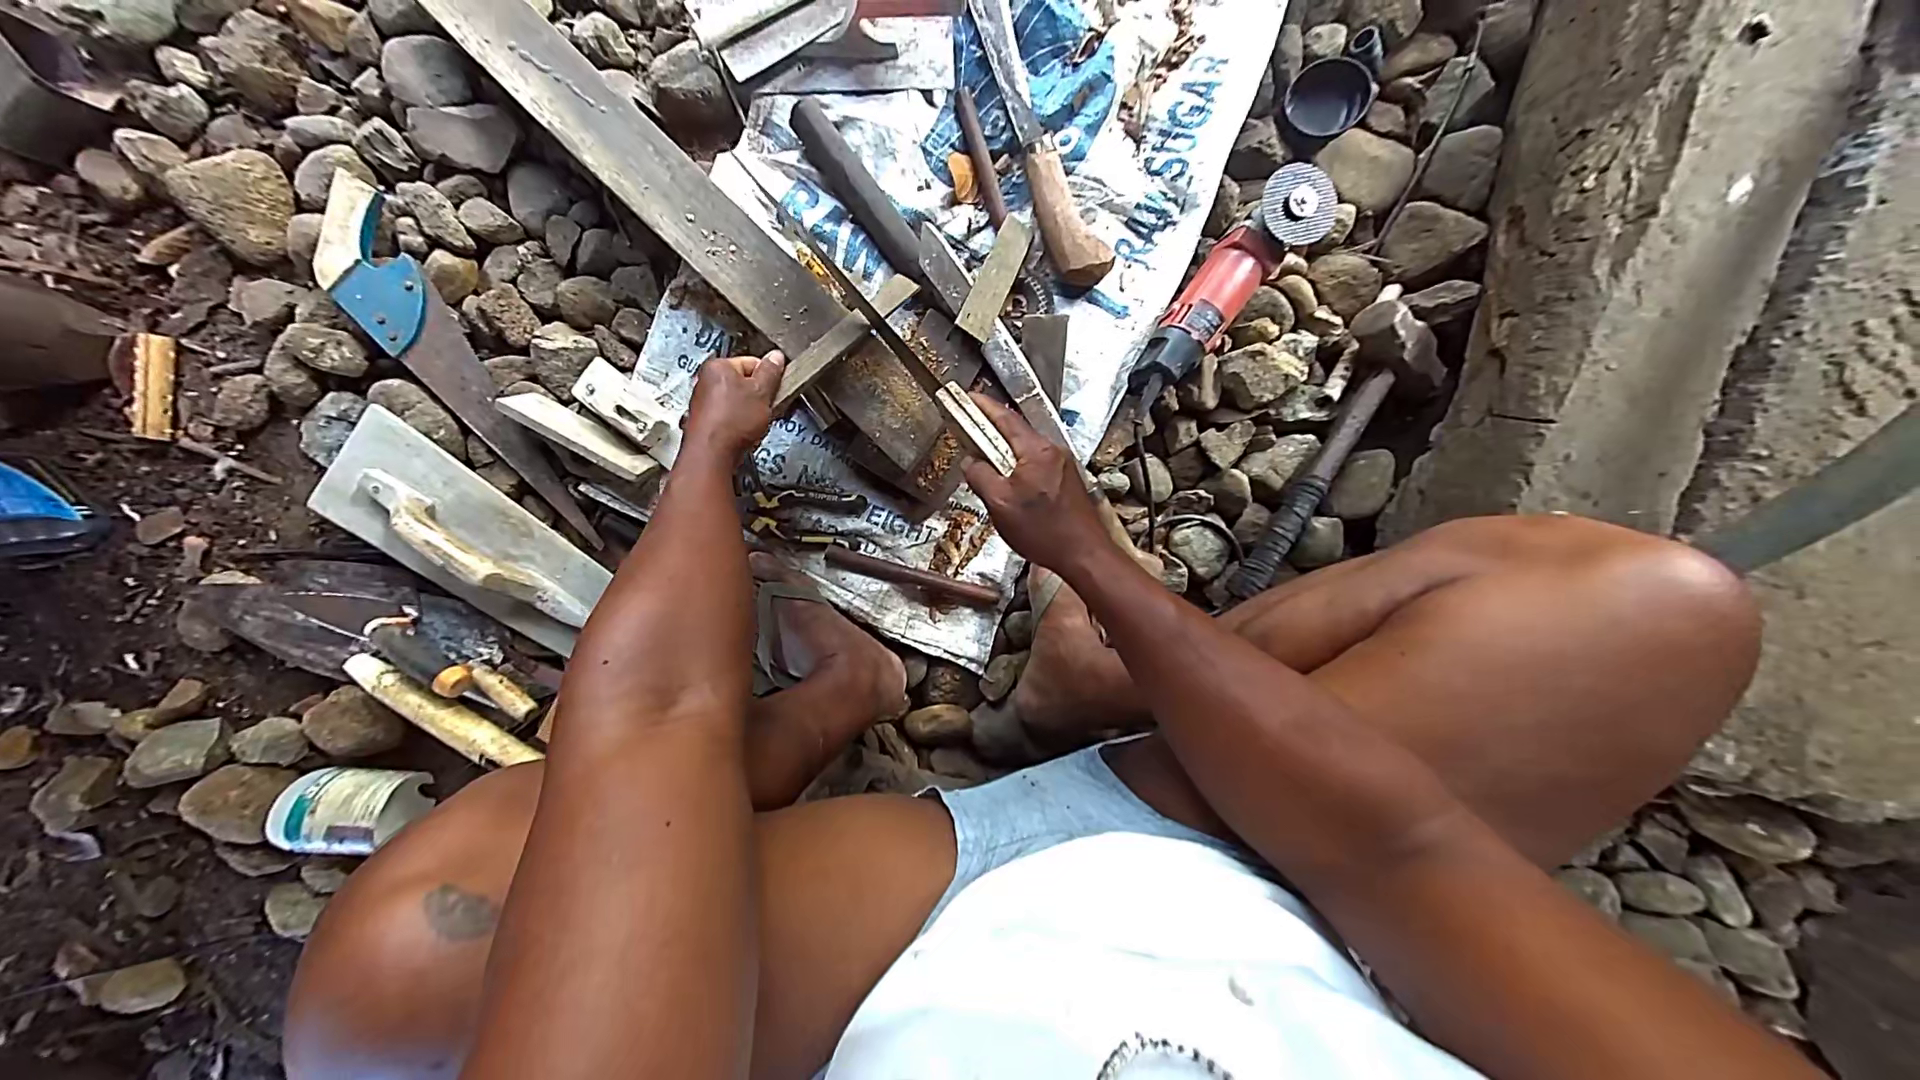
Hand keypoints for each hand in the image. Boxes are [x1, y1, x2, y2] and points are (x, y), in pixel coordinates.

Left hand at [684, 351, 784, 458]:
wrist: (712, 454)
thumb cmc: (731, 423)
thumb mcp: (762, 393)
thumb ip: (771, 372)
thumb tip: (775, 357)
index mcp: (718, 366)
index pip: (753, 362)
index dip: (769, 377)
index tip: (777, 388)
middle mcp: (706, 380)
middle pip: (745, 382)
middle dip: (760, 396)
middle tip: (768, 408)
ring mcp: (705, 402)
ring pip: (738, 401)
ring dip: (751, 411)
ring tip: (756, 423)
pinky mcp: (707, 421)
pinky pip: (730, 416)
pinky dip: (740, 423)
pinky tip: (745, 432)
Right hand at [961, 393, 1111, 574]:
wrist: (1084, 555)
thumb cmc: (1045, 531)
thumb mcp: (1000, 504)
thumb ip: (981, 477)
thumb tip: (970, 462)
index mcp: (1037, 451)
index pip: (1005, 419)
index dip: (983, 407)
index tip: (968, 397)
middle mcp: (1053, 452)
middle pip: (1016, 433)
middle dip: (990, 431)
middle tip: (968, 429)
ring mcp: (1062, 467)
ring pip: (1025, 451)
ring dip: (1003, 453)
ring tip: (983, 460)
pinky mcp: (1066, 482)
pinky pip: (1035, 466)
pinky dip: (1017, 468)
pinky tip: (1007, 484)